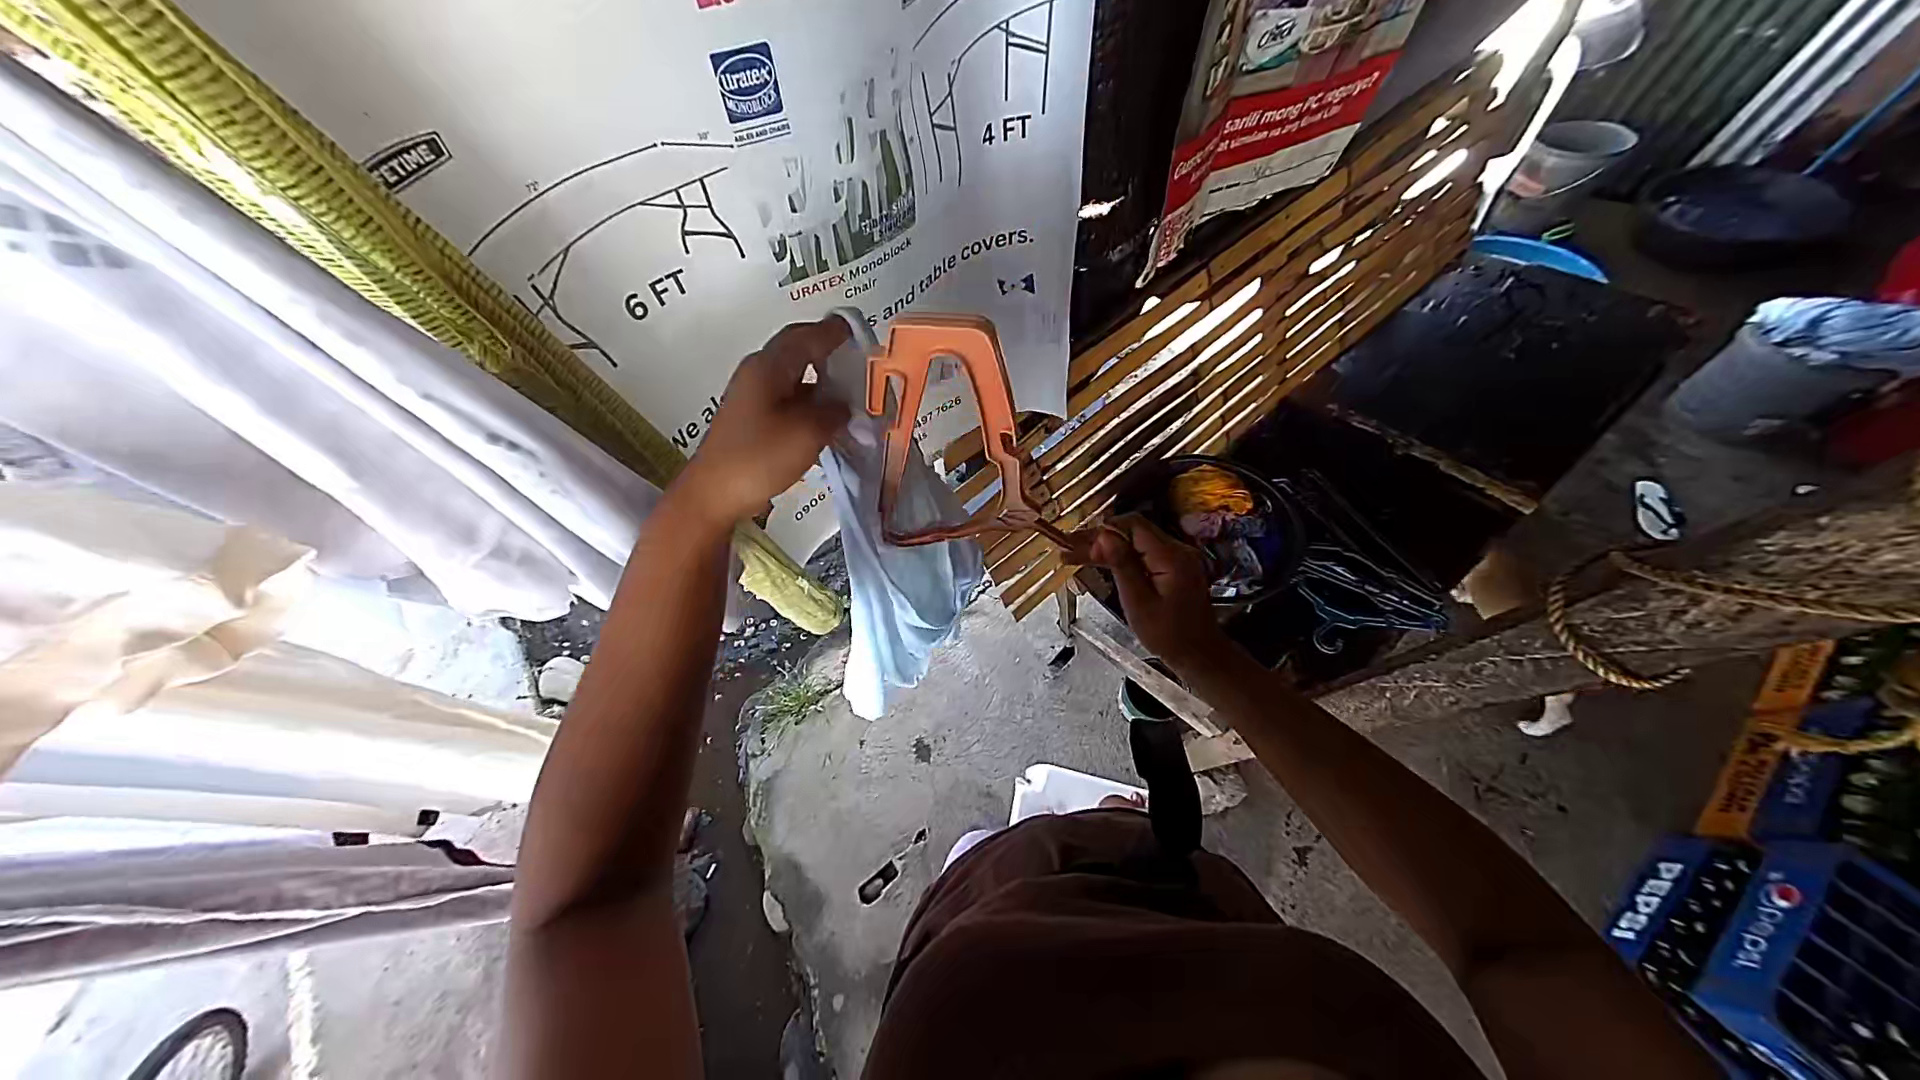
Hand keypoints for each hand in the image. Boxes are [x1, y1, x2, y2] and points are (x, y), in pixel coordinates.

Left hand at [678, 318, 852, 525]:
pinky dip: (812, 405)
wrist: (715, 494)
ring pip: (795, 379)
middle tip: (861, 366)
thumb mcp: (808, 432)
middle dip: (831, 356)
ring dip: (823, 384)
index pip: (806, 336)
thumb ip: (835, 412)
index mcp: (769, 366)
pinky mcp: (753, 420)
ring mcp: (753, 397)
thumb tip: (846, 406)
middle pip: (799, 353)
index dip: (835, 332)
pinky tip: (830, 423)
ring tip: (853, 398)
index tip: (860, 332)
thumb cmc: (760, 457)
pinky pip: (789, 401)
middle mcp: (759, 374)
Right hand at [1089, 515, 1230, 674]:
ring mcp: (1176, 557)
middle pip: (1131, 531)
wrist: (1199, 653)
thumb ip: (1123, 566)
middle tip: (1069, 549)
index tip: (1078, 545)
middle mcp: (1177, 550)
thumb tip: (1104, 536)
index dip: (1102, 531)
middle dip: (1098, 539)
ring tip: (1076, 556)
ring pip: (1133, 541)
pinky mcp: (1172, 566)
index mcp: (1171, 557)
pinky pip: (1142, 553)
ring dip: (1106, 547)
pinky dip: (1120, 556)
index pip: (1132, 525)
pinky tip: (1099, 562)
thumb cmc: (1169, 635)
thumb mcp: (1139, 603)